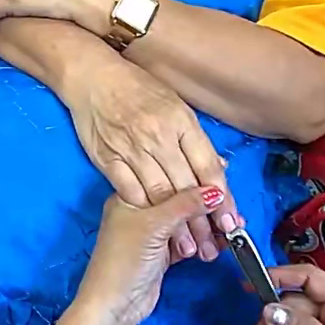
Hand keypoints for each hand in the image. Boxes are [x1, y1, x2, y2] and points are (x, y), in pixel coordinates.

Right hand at [66, 56, 238, 262]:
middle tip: (214, 247)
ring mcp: (132, 148)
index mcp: (181, 122)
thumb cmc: (137, 89)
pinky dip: (145, 212)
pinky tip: (155, 230)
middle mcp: (159, 136)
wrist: (92, 76)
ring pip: (160, 195)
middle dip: (203, 221)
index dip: (223, 199)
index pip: (208, 167)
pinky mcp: (108, 158)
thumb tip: (218, 169)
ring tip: (190, 248)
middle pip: (187, 186)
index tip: (232, 223)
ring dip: (176, 226)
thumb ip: (195, 140)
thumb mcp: (175, 106)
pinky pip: (130, 191)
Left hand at [72, 187, 225, 324]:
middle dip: (208, 207)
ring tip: (232, 231)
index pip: (168, 178)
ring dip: (209, 227)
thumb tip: (217, 190)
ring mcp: (152, 232)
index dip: (196, 179)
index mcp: (131, 194)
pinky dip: (204, 241)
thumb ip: (186, 204)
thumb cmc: (126, 257)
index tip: (223, 182)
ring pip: (187, 221)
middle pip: (181, 201)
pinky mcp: (162, 252)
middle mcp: (141, 209)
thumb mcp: (155, 224)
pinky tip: (223, 243)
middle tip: (233, 214)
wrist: (114, 305)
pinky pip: (188, 240)